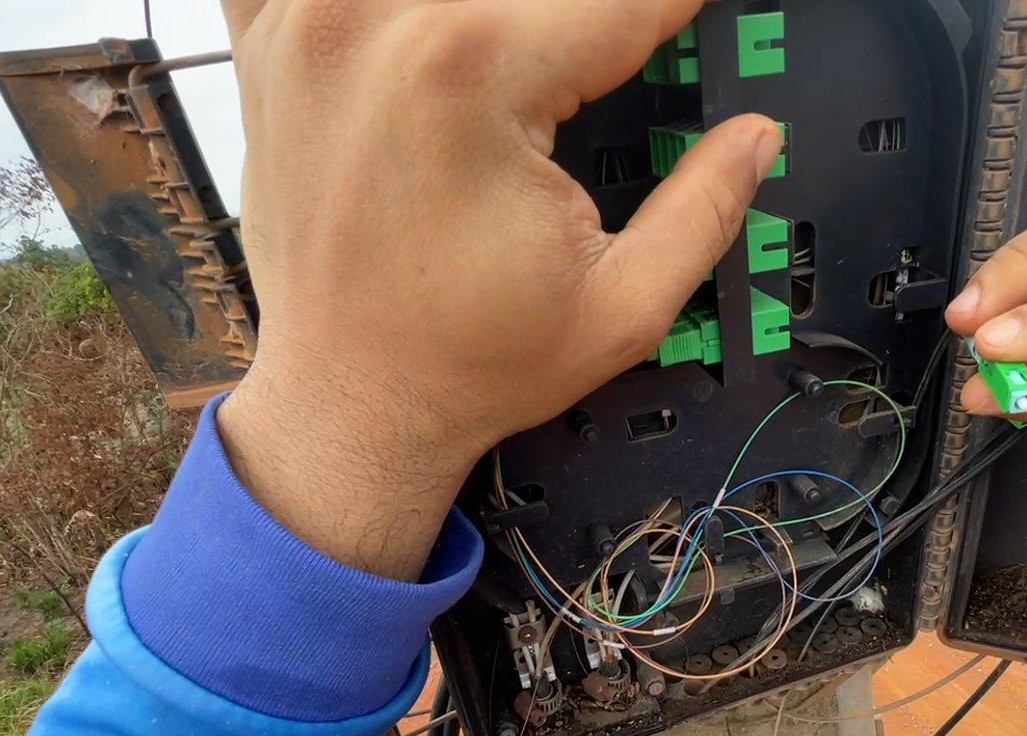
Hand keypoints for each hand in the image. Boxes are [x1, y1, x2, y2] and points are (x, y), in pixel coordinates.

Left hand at [213, 0, 782, 579]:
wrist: (359, 405)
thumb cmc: (475, 368)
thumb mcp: (622, 310)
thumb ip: (704, 209)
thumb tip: (757, 136)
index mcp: (478, 72)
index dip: (676, 5)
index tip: (694, 17)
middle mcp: (378, 16)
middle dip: (599, 16)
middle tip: (618, 53)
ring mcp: (306, 17)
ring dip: (509, 12)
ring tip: (545, 61)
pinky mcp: (268, 43)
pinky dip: (381, 2)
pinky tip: (422, 39)